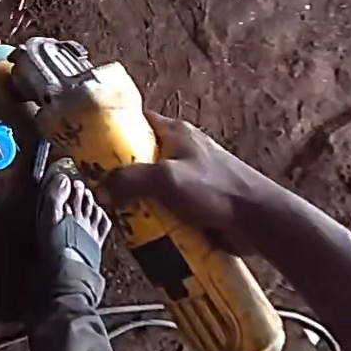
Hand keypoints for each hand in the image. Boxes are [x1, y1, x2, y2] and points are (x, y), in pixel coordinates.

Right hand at [102, 112, 295, 255]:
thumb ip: (130, 181)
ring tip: (120, 213)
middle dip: (121, 174)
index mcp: (175, 133)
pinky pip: (167, 206)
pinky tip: (144, 228)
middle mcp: (182, 151)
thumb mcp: (166, 179)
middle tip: (102, 188)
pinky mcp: (198, 202)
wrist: (259, 220)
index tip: (91, 145)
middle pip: (141, 157)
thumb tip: (101, 190)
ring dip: (138, 199)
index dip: (114, 130)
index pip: (137, 121)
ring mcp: (191, 177)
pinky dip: (155, 215)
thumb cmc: (217, 189)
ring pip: (152, 185)